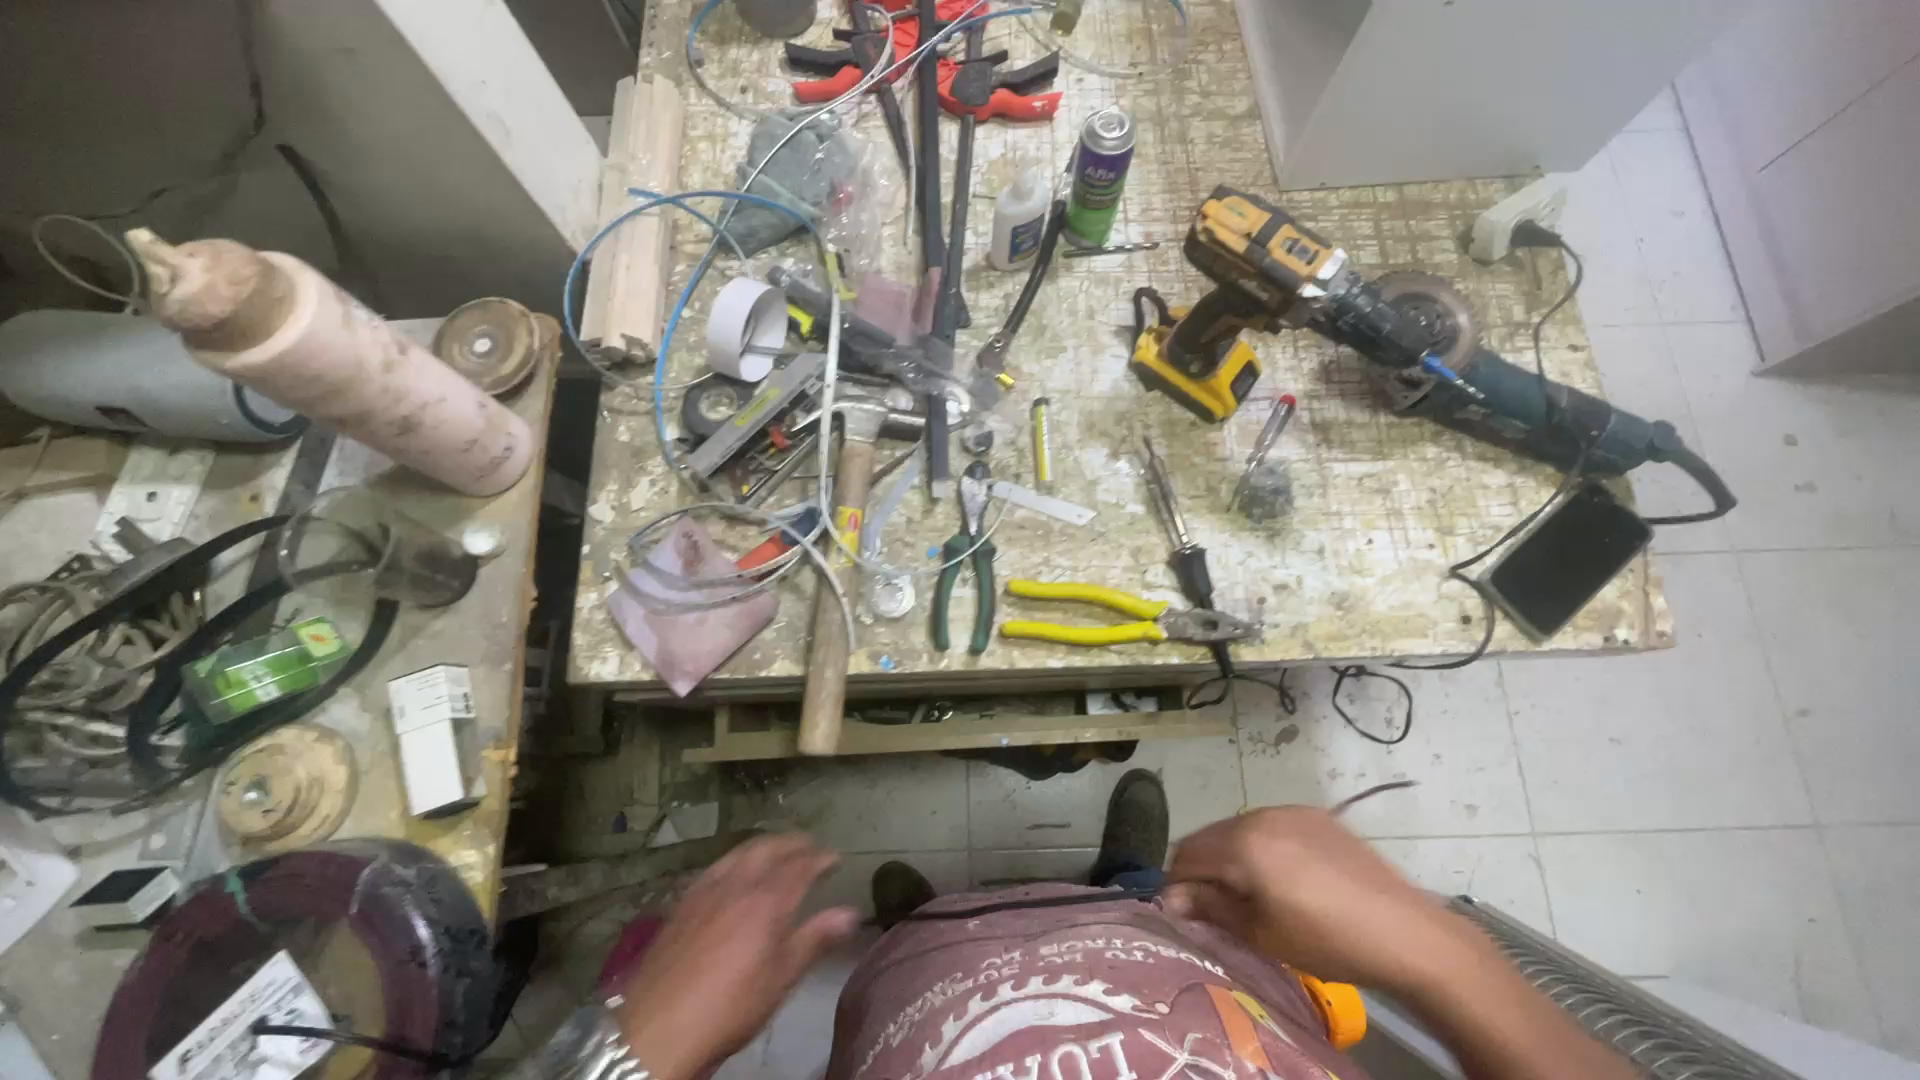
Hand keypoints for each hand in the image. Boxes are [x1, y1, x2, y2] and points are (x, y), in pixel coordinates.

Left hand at [615, 834, 859, 1079]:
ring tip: (777, 851)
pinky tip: (735, 871)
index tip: (835, 858)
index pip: (801, 865)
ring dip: (765, 845)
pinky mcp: (683, 901)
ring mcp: (706, 889)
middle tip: (810, 847)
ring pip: (740, 851)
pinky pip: (716, 865)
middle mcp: (738, 884)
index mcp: (767, 901)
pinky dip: (736, 858)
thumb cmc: (730, 1007)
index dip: (821, 858)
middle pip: (769, 848)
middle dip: (793, 843)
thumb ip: (815, 939)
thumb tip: (851, 913)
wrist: (657, 1028)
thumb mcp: (781, 979)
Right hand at [1164, 806, 1481, 994]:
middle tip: (1219, 908)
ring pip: (1240, 829)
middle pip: (1211, 837)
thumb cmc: (1326, 940)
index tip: (1187, 915)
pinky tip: (1286, 878)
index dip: (1179, 885)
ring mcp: (1291, 811)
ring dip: (1234, 857)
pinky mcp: (1317, 817)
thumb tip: (1170, 899)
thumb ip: (1210, 907)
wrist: (1406, 933)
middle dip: (1205, 869)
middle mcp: (1260, 815)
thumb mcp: (1260, 932)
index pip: (1186, 854)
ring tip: (1255, 894)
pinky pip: (1271, 826)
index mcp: (1241, 842)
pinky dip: (1264, 847)